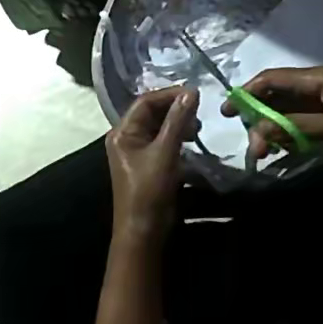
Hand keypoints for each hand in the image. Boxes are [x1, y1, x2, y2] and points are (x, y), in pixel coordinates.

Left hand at [106, 86, 198, 238]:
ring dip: (178, 123)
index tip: (196, 94)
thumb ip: (177, 121)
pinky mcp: (148, 164)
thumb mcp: (165, 153)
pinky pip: (162, 141)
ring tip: (198, 128)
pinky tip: (192, 141)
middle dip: (175, 109)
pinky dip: (177, 137)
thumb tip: (191, 92)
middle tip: (200, 112)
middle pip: (151, 112)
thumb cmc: (149, 191)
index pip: (145, 102)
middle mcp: (126, 138)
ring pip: (159, 127)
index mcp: (122, 132)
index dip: (170, 94)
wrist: (143, 232)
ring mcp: (137, 151)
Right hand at [231, 66, 322, 160]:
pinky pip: (295, 122)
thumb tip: (258, 131)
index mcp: (318, 78)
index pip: (272, 79)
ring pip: (282, 111)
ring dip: (268, 128)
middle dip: (256, 115)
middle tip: (247, 139)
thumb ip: (297, 127)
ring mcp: (320, 102)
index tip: (227, 111)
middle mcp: (315, 86)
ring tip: (261, 149)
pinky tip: (277, 149)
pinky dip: (283, 134)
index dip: (247, 92)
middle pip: (274, 95)